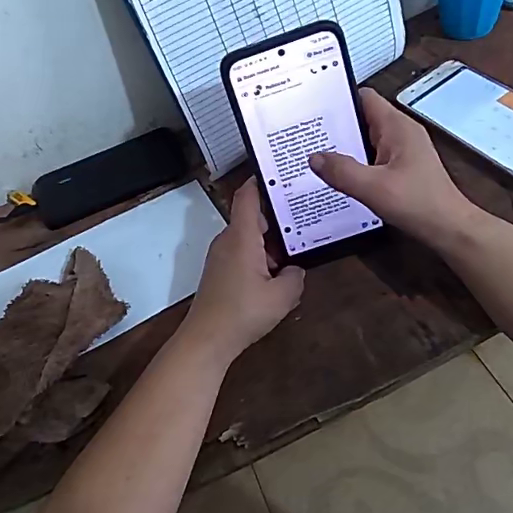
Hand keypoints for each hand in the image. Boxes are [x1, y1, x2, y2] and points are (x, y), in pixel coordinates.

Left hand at [177, 178, 304, 361]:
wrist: (207, 339)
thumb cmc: (243, 313)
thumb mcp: (283, 296)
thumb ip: (295, 277)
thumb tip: (294, 271)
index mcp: (241, 236)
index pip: (247, 195)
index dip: (261, 180)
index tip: (280, 172)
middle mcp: (228, 240)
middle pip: (253, 218)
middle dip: (278, 219)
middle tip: (305, 216)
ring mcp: (221, 256)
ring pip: (249, 238)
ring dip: (271, 244)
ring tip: (298, 250)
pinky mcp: (220, 272)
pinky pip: (243, 254)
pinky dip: (260, 258)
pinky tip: (278, 275)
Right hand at [309, 87, 477, 246]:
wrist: (449, 228)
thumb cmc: (418, 203)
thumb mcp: (373, 187)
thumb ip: (341, 171)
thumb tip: (314, 158)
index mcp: (397, 127)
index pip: (363, 97)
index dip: (338, 99)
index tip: (312, 108)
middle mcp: (400, 133)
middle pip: (362, 118)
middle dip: (335, 126)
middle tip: (306, 135)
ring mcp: (402, 150)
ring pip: (365, 139)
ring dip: (343, 147)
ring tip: (314, 154)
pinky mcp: (401, 167)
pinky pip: (372, 157)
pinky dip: (355, 162)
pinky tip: (337, 175)